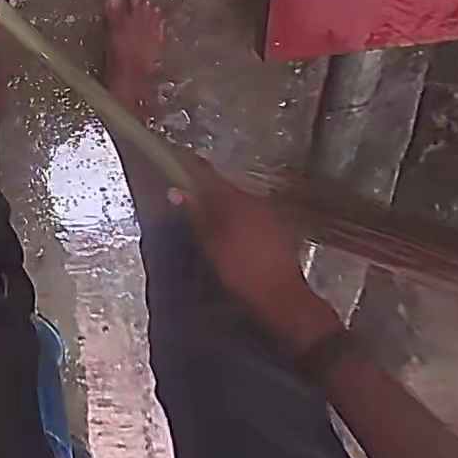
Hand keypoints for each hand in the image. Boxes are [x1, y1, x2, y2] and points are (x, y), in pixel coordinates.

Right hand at [171, 156, 342, 355]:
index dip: (189, 166)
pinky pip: (250, 213)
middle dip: (205, 189)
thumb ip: (194, 214)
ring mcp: (269, 212)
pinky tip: (229, 232)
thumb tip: (177, 190)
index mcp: (235, 198)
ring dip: (221, 205)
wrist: (282, 297)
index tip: (175, 160)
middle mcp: (254, 198)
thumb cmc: (240, 270)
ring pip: (238, 201)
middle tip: (186, 195)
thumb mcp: (210, 243)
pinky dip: (236, 217)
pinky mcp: (277, 228)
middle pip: (223, 187)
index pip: (207, 174)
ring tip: (205, 217)